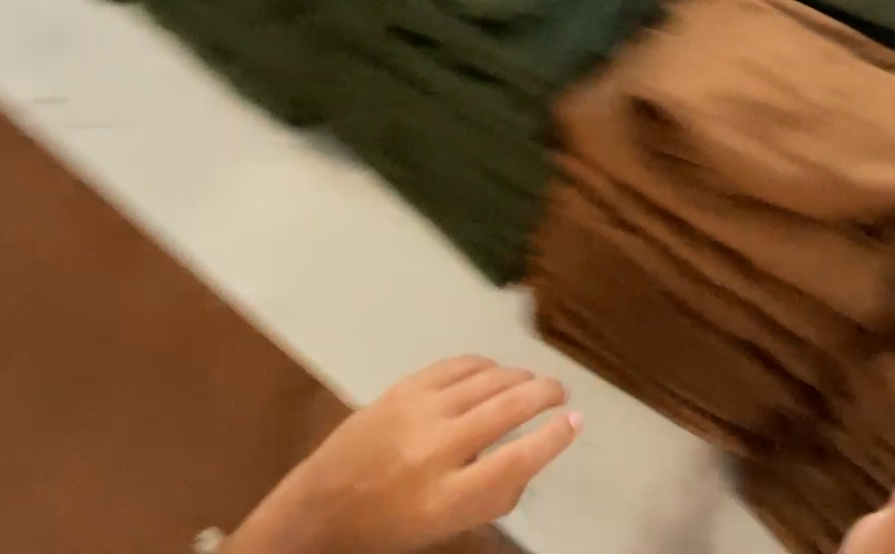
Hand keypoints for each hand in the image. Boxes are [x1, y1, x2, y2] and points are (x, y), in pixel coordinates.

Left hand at [226, 356, 582, 553]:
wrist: (319, 507)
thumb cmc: (387, 529)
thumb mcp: (442, 528)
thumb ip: (490, 497)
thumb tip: (530, 457)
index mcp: (447, 498)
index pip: (516, 462)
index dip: (553, 439)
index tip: (575, 422)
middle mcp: (436, 450)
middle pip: (508, 409)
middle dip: (545, 395)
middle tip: (562, 393)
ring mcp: (418, 412)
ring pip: (488, 380)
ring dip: (519, 376)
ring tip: (533, 380)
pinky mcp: (404, 388)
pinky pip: (458, 365)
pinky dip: (485, 365)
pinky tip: (495, 371)